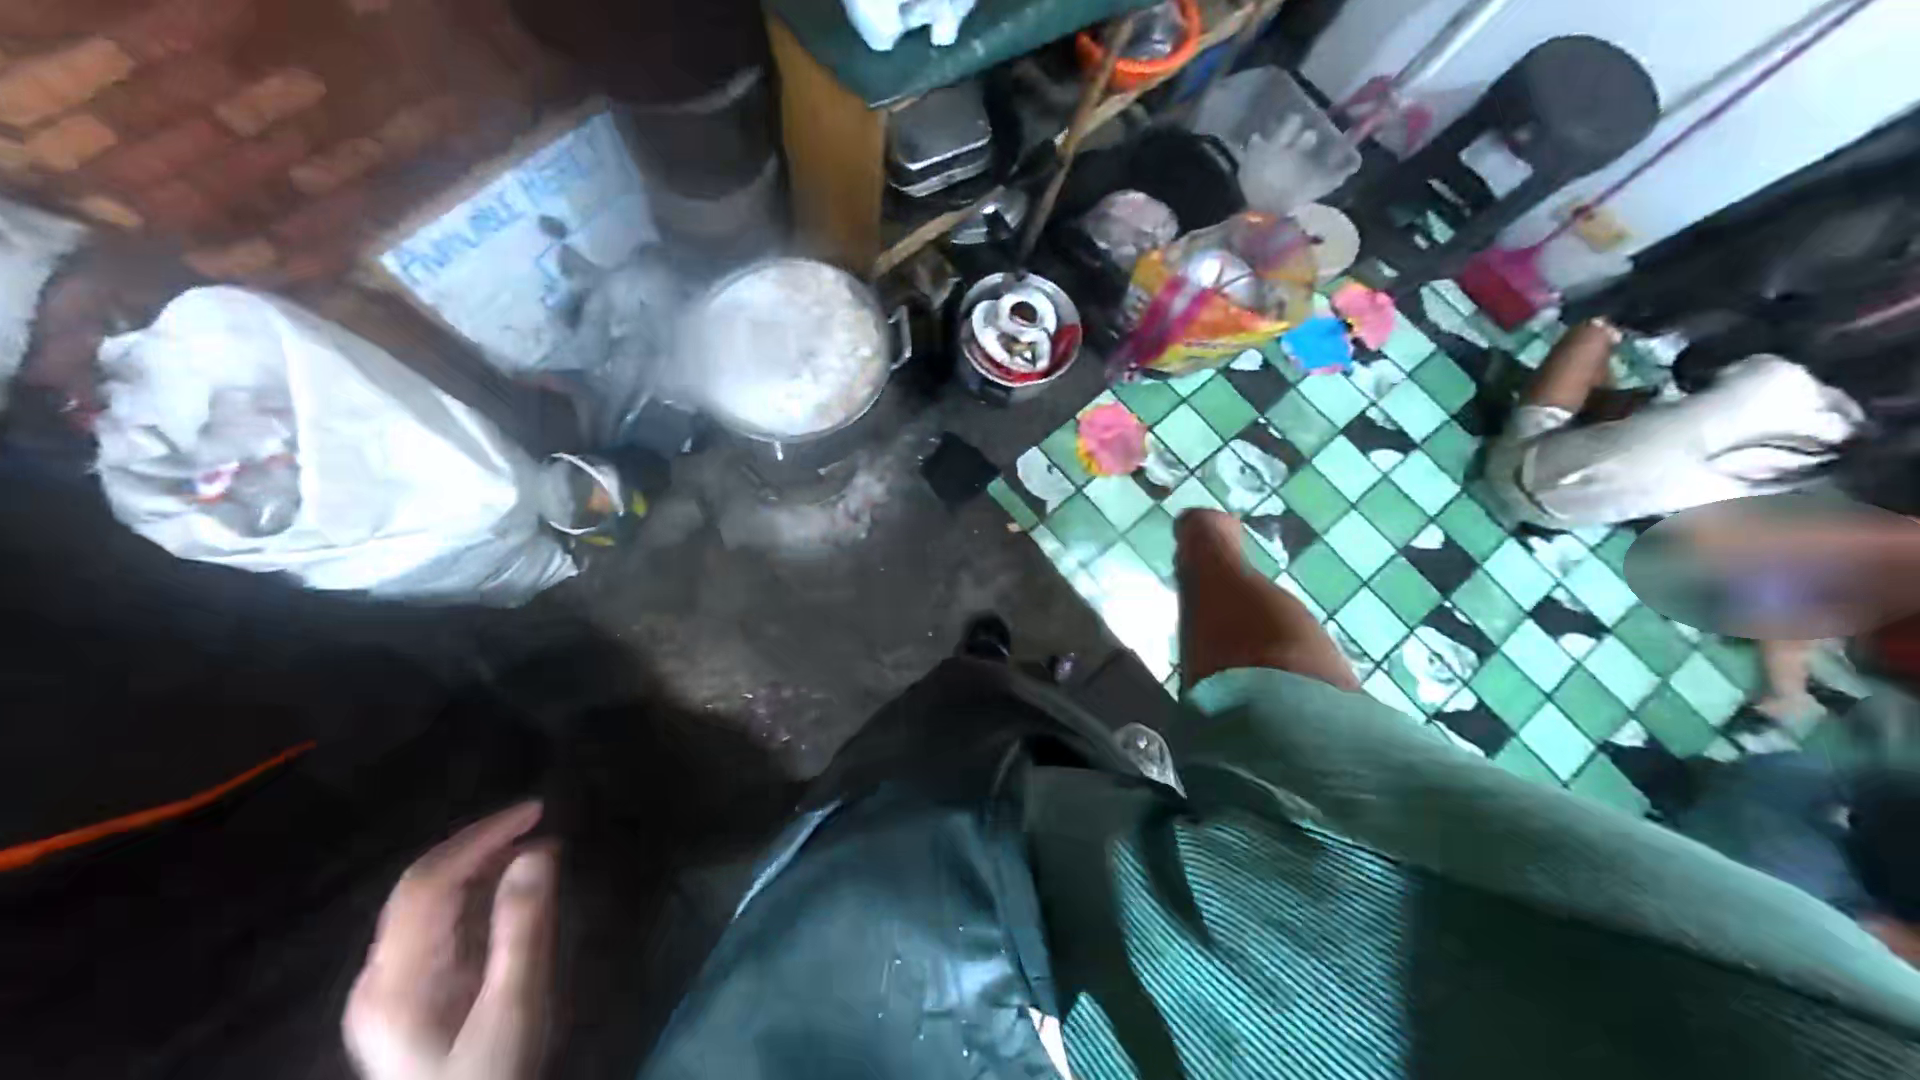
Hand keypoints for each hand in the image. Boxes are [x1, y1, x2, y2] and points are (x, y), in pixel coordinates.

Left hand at [344, 802, 556, 1079]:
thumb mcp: (513, 1009)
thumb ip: (523, 929)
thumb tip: (539, 852)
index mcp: (397, 979)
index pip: (429, 882)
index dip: (482, 836)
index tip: (536, 811)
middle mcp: (379, 976)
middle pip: (420, 887)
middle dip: (480, 844)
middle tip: (539, 822)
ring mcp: (387, 987)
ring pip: (426, 903)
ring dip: (479, 866)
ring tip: (535, 851)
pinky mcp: (405, 995)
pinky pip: (436, 925)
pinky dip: (474, 894)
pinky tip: (509, 892)